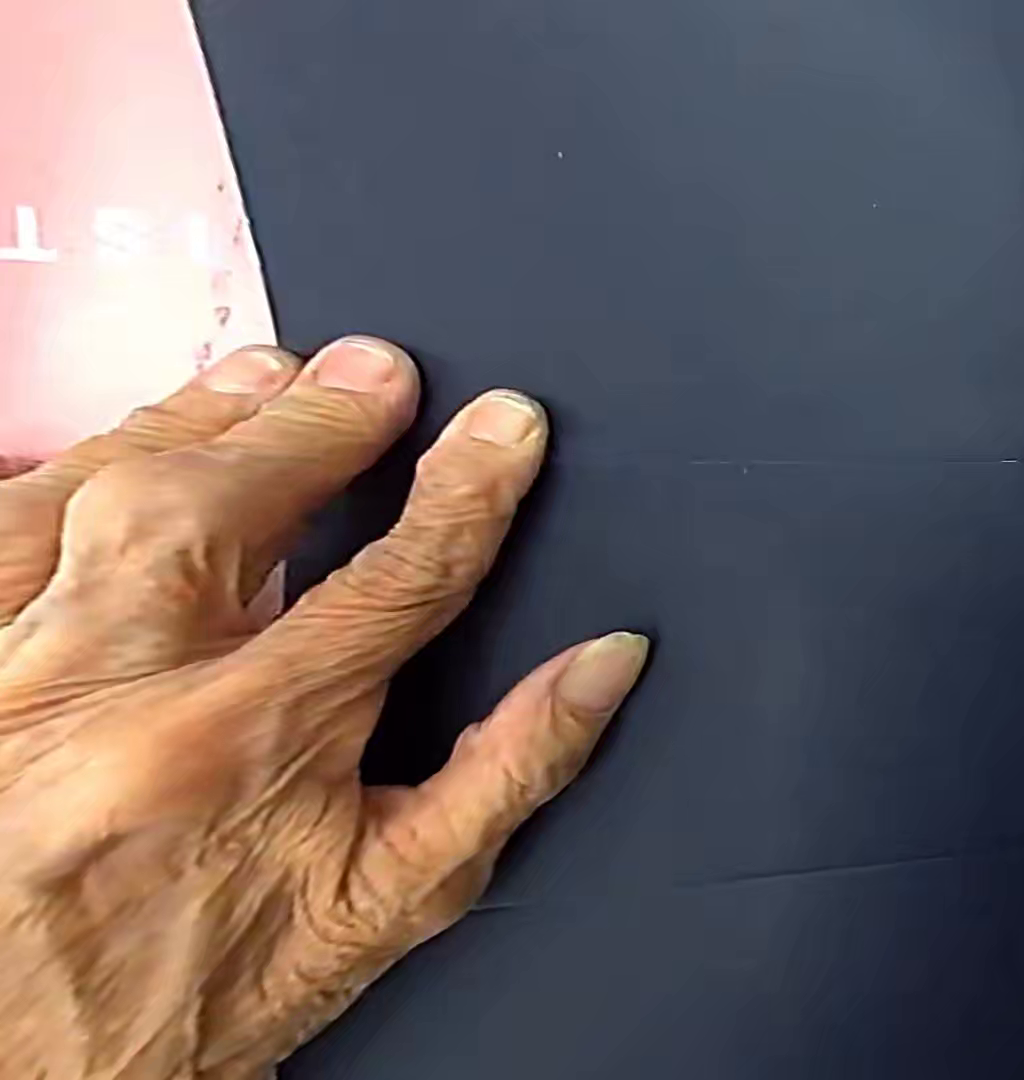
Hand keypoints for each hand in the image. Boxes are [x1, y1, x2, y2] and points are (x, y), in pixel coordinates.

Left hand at [0, 339, 646, 1078]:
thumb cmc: (225, 982)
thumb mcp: (415, 886)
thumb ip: (524, 761)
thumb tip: (615, 656)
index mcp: (247, 745)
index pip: (393, 578)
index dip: (467, 489)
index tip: (508, 423)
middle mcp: (91, 698)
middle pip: (214, 513)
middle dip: (315, 427)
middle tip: (378, 366)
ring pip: (70, 503)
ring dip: (187, 422)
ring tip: (267, 371)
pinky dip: (47, 471)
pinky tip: (118, 442)